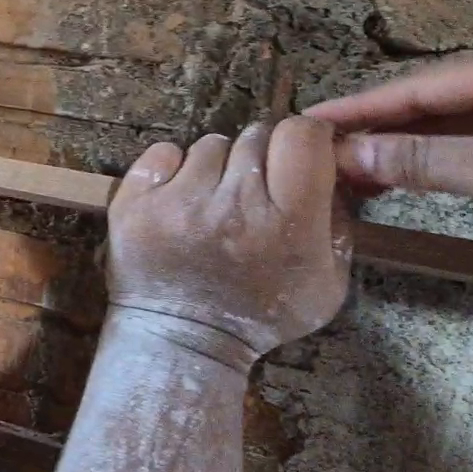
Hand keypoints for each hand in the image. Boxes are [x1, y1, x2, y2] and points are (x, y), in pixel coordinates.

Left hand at [106, 117, 352, 364]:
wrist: (182, 336)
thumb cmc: (260, 311)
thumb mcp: (326, 280)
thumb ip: (338, 219)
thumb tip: (334, 163)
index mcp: (286, 221)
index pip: (300, 135)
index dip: (303, 137)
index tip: (297, 154)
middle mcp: (231, 204)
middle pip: (253, 137)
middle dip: (259, 157)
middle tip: (250, 191)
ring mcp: (177, 201)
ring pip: (208, 145)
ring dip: (215, 166)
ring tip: (211, 201)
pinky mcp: (134, 201)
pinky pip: (163, 153)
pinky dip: (172, 167)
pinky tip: (178, 197)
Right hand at [305, 37, 472, 313]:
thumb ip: (429, 162)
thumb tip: (346, 153)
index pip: (427, 84)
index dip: (362, 106)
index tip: (305, 122)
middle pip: (438, 102)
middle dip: (378, 128)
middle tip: (315, 151)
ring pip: (457, 128)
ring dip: (403, 150)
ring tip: (344, 170)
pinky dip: (439, 166)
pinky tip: (400, 181)